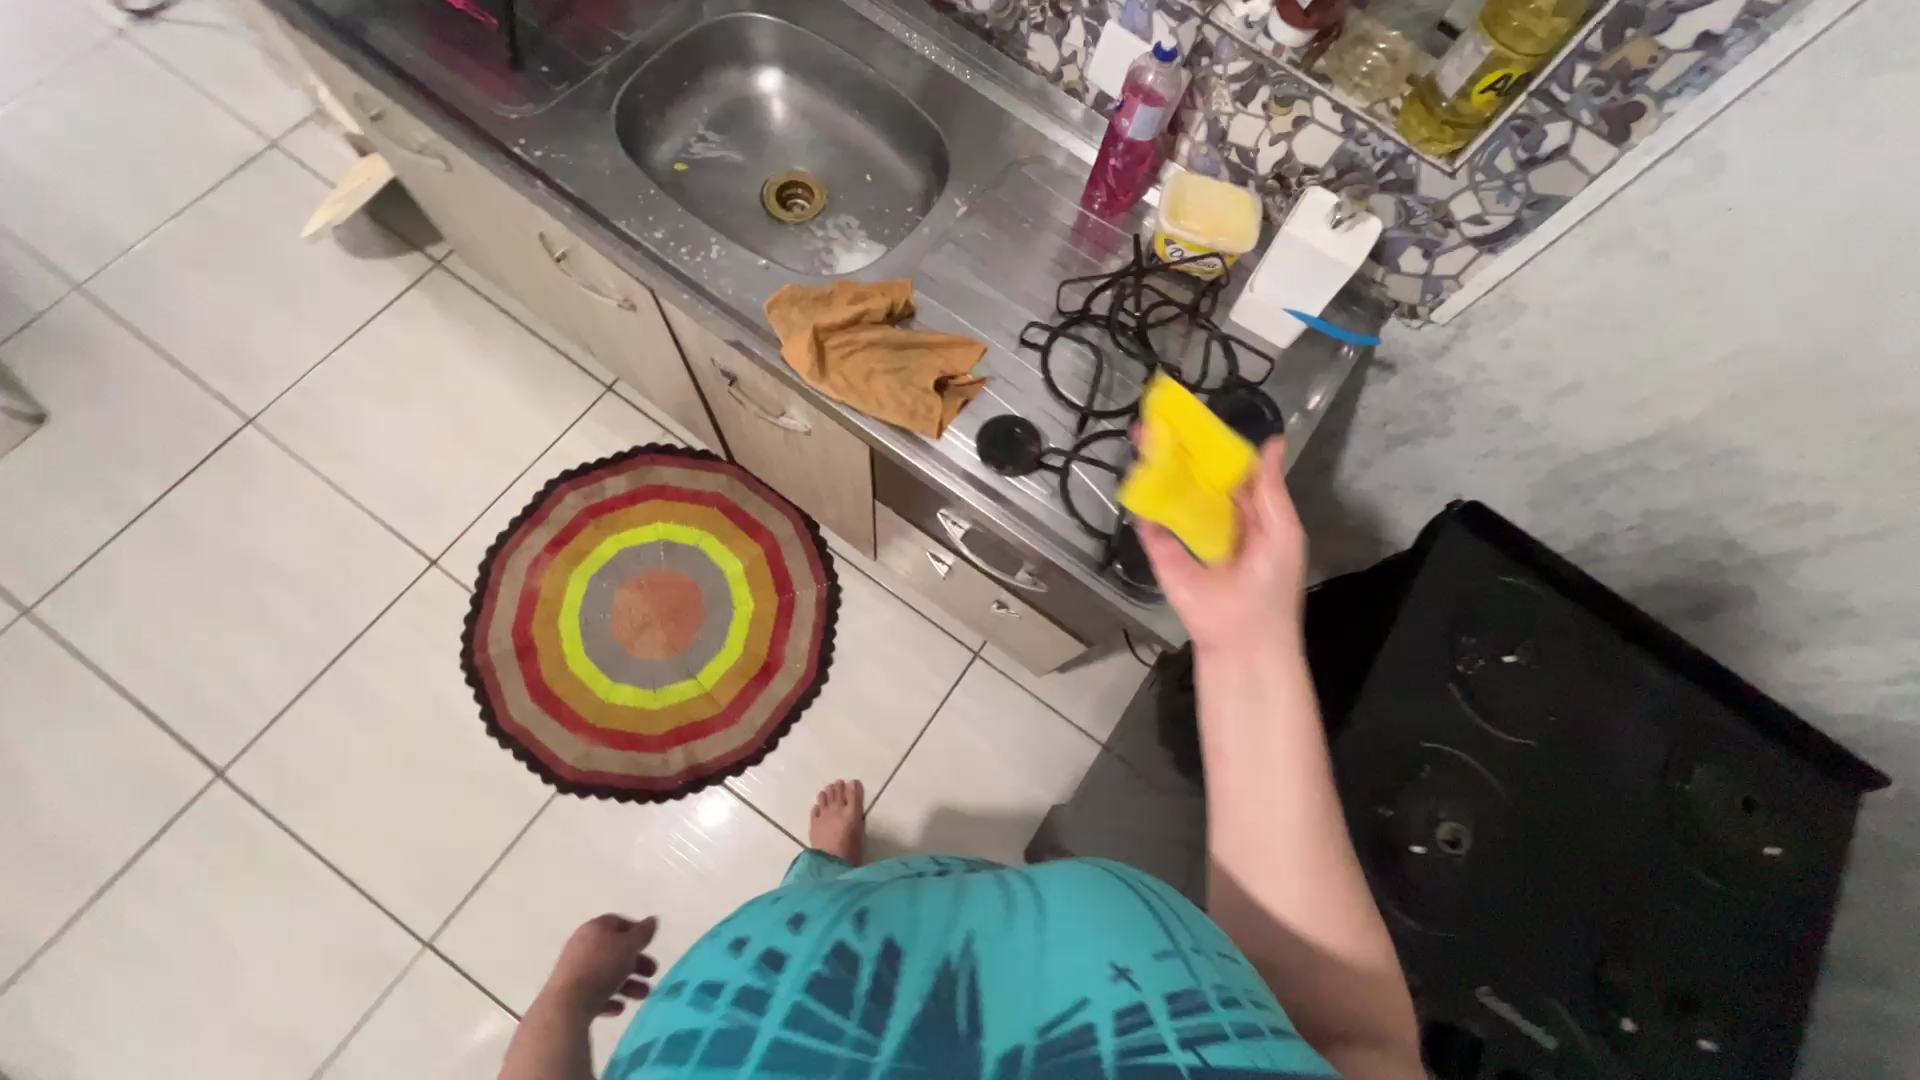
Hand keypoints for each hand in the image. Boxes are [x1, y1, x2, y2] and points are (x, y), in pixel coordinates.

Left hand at [541, 914, 659, 1018]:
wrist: (566, 1005)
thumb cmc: (602, 967)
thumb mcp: (630, 946)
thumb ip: (643, 933)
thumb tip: (652, 920)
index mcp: (595, 929)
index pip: (618, 922)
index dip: (636, 932)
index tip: (649, 945)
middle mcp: (582, 946)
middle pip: (614, 951)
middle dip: (636, 963)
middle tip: (652, 973)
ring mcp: (573, 971)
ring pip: (606, 974)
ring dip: (628, 984)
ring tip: (642, 996)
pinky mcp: (569, 995)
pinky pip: (594, 993)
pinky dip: (609, 999)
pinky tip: (618, 1009)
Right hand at [1135, 436, 1306, 657]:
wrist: (1243, 635)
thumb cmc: (1271, 582)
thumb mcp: (1283, 530)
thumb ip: (1271, 489)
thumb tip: (1273, 442)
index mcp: (1249, 513)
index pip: (1229, 473)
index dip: (1214, 447)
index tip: (1197, 421)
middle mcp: (1216, 520)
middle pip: (1194, 479)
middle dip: (1178, 452)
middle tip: (1160, 421)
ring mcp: (1186, 536)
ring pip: (1169, 495)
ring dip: (1156, 469)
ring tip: (1141, 437)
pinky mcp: (1163, 555)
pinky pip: (1150, 525)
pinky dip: (1141, 504)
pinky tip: (1134, 476)